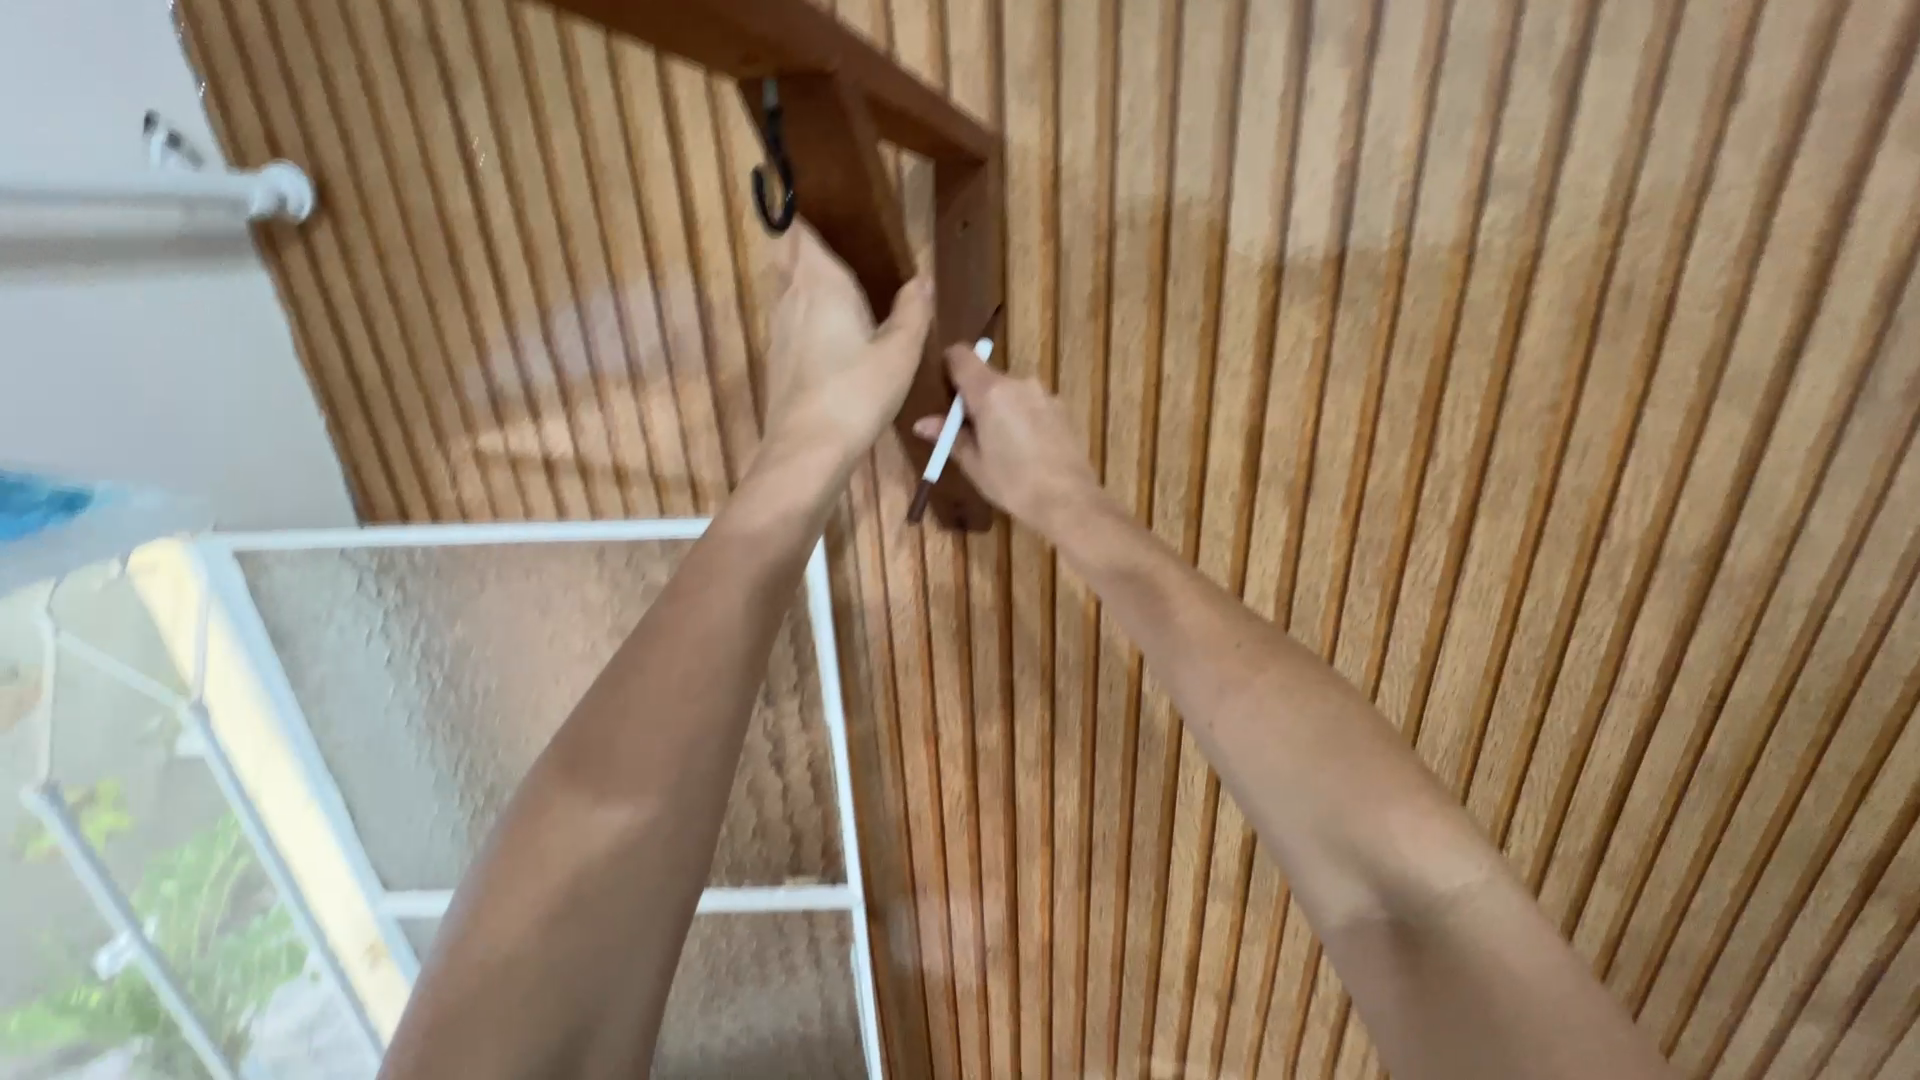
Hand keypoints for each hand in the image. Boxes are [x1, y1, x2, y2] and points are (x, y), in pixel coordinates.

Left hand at [761, 222, 932, 462]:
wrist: (808, 449)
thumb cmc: (857, 393)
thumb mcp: (900, 352)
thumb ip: (912, 311)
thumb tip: (922, 278)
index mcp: (821, 283)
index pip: (800, 231)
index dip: (801, 212)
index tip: (816, 199)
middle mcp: (791, 297)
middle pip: (786, 253)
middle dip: (800, 240)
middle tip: (830, 236)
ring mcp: (778, 329)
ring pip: (784, 287)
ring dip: (801, 277)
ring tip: (832, 278)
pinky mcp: (777, 359)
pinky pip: (788, 318)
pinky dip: (802, 310)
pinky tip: (826, 328)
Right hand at [911, 343, 1106, 531]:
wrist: (1069, 500)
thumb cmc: (1013, 484)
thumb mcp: (974, 464)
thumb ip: (950, 436)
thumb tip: (922, 423)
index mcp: (991, 392)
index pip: (961, 356)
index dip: (948, 366)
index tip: (943, 389)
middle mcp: (1018, 383)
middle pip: (986, 377)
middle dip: (975, 398)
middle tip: (968, 432)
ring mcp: (1043, 395)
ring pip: (1010, 393)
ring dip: (1000, 409)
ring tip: (999, 446)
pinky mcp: (1061, 409)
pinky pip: (1030, 405)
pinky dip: (1021, 418)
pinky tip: (1025, 450)